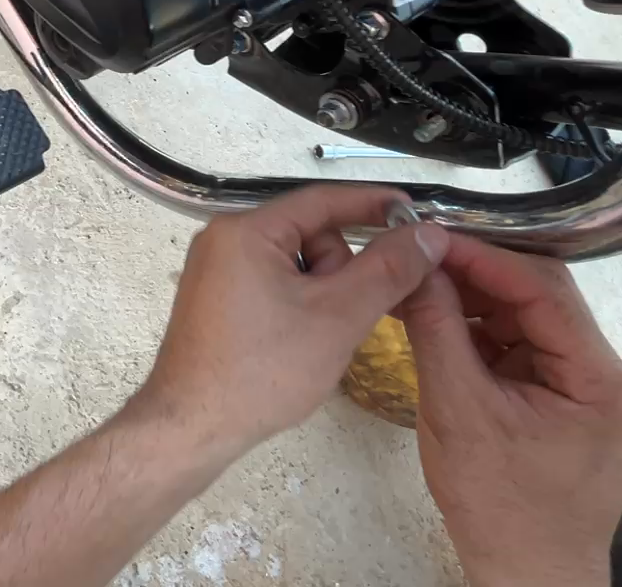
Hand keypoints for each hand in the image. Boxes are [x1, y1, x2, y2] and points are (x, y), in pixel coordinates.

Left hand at [127, 185, 448, 461]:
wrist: (194, 420)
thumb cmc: (263, 368)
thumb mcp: (337, 316)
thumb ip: (387, 269)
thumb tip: (427, 234)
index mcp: (244, 229)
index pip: (320, 200)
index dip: (372, 204)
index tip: (417, 211)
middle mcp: (223, 237)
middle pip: (307, 234)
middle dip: (339, 269)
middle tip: (341, 316)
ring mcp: (215, 266)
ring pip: (294, 262)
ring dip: (321, 292)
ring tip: (315, 337)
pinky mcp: (215, 293)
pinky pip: (272, 280)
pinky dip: (299, 302)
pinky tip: (300, 339)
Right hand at [399, 236, 621, 586]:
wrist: (523, 569)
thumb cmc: (496, 499)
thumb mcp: (457, 407)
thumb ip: (436, 327)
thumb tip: (414, 262)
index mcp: (600, 380)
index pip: (544, 290)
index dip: (482, 255)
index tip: (425, 235)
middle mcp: (603, 375)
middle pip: (537, 295)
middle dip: (472, 269)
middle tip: (412, 251)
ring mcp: (579, 384)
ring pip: (520, 313)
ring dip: (465, 294)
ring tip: (410, 280)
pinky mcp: (553, 394)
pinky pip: (510, 340)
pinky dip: (468, 323)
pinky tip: (426, 313)